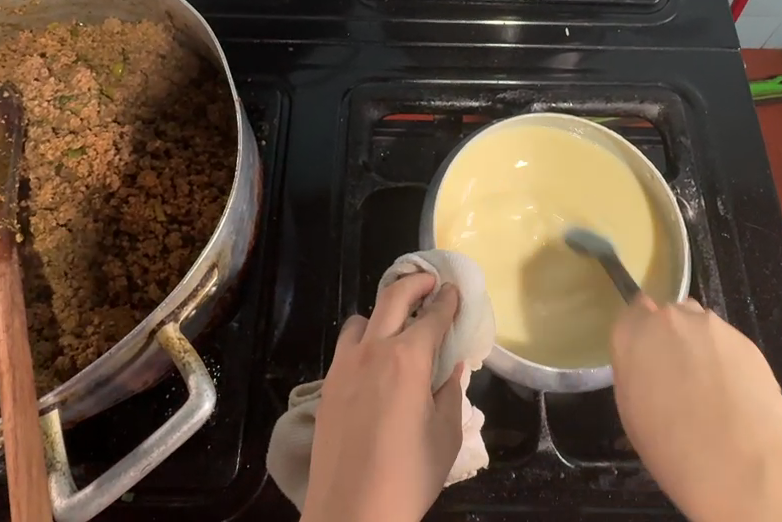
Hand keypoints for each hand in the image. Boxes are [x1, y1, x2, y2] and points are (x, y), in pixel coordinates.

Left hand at [302, 274, 464, 521]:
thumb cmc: (408, 476)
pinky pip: (346, 346)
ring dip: (383, 313)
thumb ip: (450, 392)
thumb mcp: (445, 435)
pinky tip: (373, 361)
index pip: (433, 316)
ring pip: (363, 319)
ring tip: (398, 325)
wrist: (352, 513)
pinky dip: (363, 340)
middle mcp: (374, 350)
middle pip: (393, 298)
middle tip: (429, 282)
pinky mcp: (327, 384)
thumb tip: (452, 367)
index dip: (447, 300)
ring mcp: (344, 365)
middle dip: (414, 283)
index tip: (454, 290)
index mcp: (408, 359)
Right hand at [611, 297, 781, 521]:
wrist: (745, 468)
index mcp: (633, 334)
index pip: (631, 312)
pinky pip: (727, 340)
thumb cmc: (676, 451)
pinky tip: (737, 395)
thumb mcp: (635, 410)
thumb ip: (638, 371)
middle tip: (680, 376)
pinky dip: (728, 358)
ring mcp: (710, 326)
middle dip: (672, 336)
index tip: (650, 359)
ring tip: (713, 388)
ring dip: (700, 344)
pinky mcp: (745, 339)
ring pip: (699, 324)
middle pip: (666, 313)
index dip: (642, 336)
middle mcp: (669, 317)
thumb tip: (650, 359)